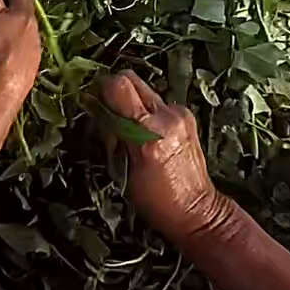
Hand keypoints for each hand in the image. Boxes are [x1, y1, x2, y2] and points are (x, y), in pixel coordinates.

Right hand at [100, 71, 235, 244]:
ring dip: (131, 102)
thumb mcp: (122, 171)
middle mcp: (167, 115)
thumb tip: (95, 109)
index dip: (100, 90)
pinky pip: (157, 103)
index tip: (93, 104)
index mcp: (147, 132)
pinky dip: (146, 112)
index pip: (118, 85)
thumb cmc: (155, 199)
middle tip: (107, 113)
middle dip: (114, 91)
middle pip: (130, 78)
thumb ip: (111, 135)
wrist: (197, 210)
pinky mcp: (187, 115)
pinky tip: (147, 133)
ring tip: (129, 129)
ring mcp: (180, 113)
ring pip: (144, 90)